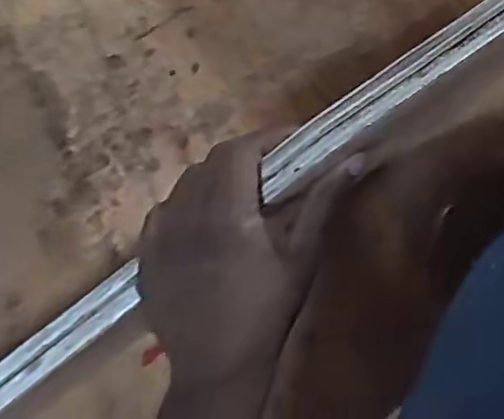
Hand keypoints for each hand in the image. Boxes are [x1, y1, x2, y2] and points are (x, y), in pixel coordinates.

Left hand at [138, 129, 361, 405]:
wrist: (219, 366)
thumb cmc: (270, 304)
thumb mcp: (304, 250)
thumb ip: (325, 199)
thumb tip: (357, 157)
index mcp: (225, 215)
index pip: (237, 152)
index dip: (266, 137)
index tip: (295, 140)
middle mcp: (186, 221)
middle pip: (209, 163)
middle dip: (245, 153)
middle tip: (277, 162)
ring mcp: (159, 244)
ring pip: (183, 185)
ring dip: (215, 175)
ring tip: (244, 187)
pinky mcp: (146, 264)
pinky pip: (161, 215)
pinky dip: (186, 202)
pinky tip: (207, 218)